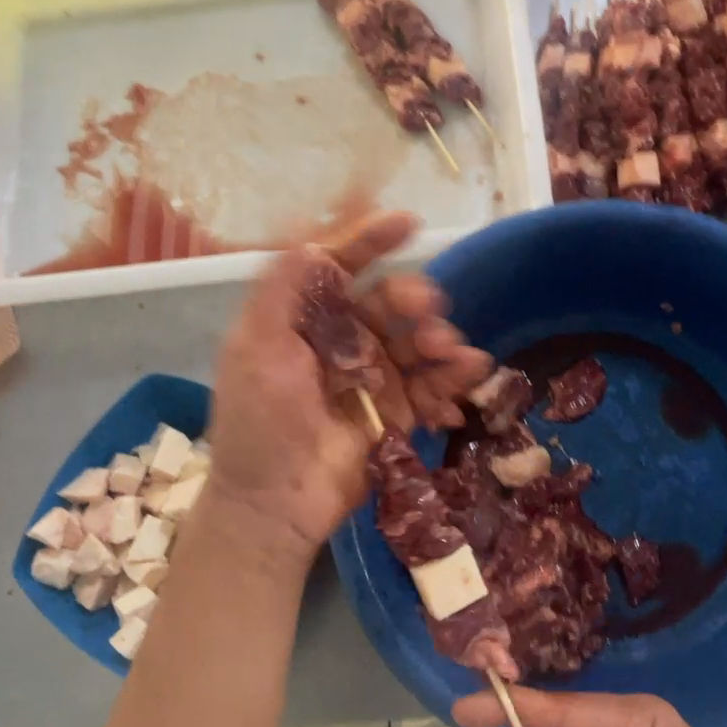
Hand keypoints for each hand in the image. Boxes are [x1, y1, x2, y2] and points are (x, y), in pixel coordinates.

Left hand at [197, 212, 491, 564]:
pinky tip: (470, 372)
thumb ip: (283, 288)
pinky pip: (433, 387)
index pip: (341, 267)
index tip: (409, 222)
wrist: (275, 503)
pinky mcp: (399, 414)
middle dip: (414, 299)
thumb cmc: (259, 421)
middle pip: (390, 303)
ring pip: (418, 343)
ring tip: (451, 351)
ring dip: (439, 339)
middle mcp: (343, 342)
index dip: (371, 240)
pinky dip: (454, 379)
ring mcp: (375, 379)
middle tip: (429, 309)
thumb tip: (316, 237)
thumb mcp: (256, 347)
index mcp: (305, 320)